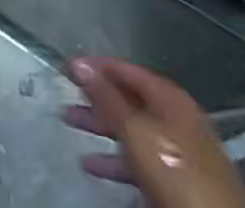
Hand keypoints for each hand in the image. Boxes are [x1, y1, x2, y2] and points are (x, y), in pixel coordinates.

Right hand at [63, 56, 244, 207]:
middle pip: (130, 100)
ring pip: (132, 130)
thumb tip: (80, 63)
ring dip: (101, 126)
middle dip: (97, 97)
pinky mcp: (176, 181)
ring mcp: (178, 151)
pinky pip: (139, 159)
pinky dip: (115, 159)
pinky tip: (93, 166)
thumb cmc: (176, 172)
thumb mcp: (136, 132)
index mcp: (170, 99)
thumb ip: (107, 98)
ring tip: (70, 123)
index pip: (129, 71)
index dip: (99, 66)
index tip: (69, 65)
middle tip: (66, 94)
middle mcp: (176, 118)